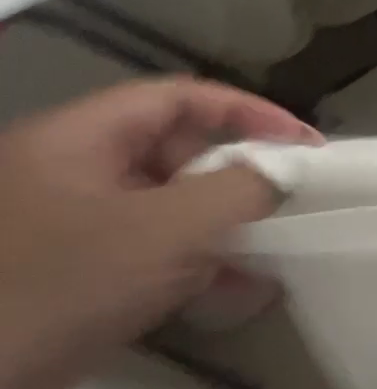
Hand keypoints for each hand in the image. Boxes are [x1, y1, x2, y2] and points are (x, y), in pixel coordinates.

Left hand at [0, 79, 316, 388]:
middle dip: (238, 174)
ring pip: (166, 203)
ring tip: (269, 252)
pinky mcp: (67, 274)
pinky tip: (235, 291)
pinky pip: (148, 249)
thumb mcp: (175, 226)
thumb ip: (246, 185)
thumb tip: (286, 171)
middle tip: (286, 202)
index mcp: (70, 143)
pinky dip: (198, 262)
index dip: (249, 111)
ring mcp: (59, 227)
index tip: (306, 146)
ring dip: (226, 224)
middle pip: (173, 148)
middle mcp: (59, 174)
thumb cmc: (68, 285)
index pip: (175, 96)